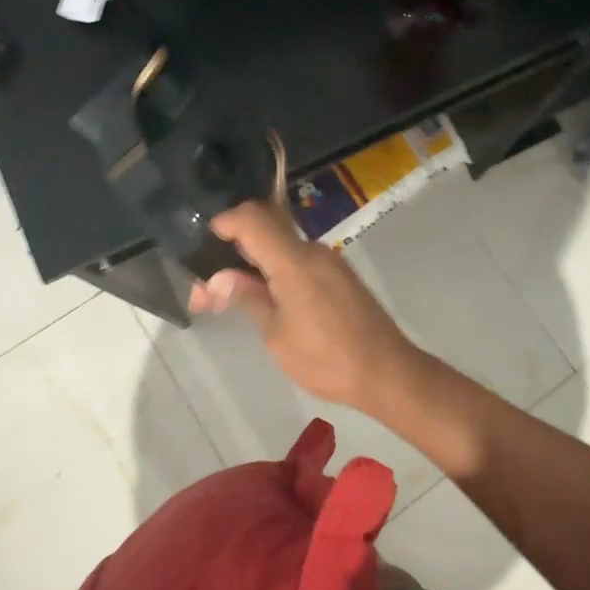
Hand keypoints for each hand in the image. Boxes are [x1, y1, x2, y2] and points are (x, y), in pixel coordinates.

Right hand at [188, 202, 420, 410]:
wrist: (386, 371)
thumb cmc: (325, 359)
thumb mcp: (276, 334)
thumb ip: (248, 297)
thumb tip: (218, 277)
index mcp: (295, 260)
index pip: (252, 218)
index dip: (224, 223)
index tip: (203, 246)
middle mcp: (314, 251)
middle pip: (267, 228)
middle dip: (233, 249)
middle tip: (209, 287)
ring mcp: (331, 261)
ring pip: (283, 246)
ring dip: (255, 264)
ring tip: (229, 300)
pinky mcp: (340, 276)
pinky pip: (300, 261)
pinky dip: (277, 271)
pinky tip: (264, 299)